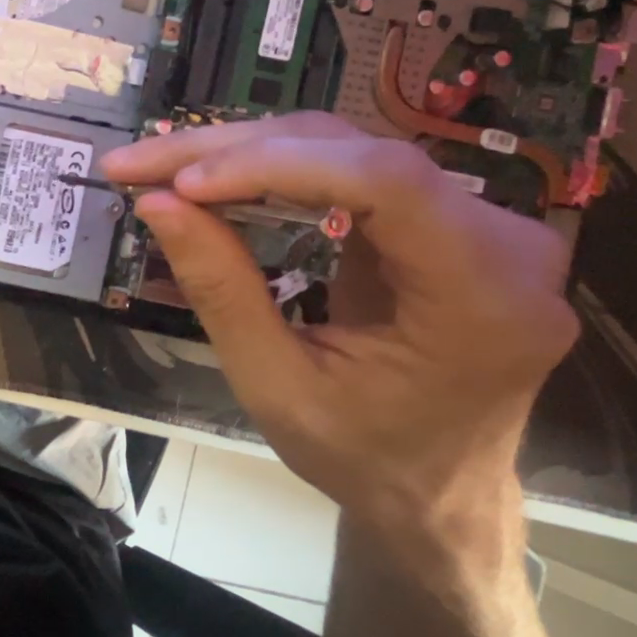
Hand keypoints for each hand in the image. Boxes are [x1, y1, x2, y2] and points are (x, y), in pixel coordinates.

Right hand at [100, 113, 578, 528]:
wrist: (432, 489)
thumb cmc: (360, 452)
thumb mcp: (274, 383)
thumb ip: (221, 290)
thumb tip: (154, 202)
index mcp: (483, 300)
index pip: (386, 183)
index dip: (274, 167)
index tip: (179, 187)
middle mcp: (503, 244)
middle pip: (352, 153)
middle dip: (231, 152)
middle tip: (133, 165)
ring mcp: (478, 224)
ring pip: (339, 147)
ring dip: (237, 152)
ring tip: (152, 167)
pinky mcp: (439, 219)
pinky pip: (342, 168)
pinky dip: (263, 168)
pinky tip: (205, 178)